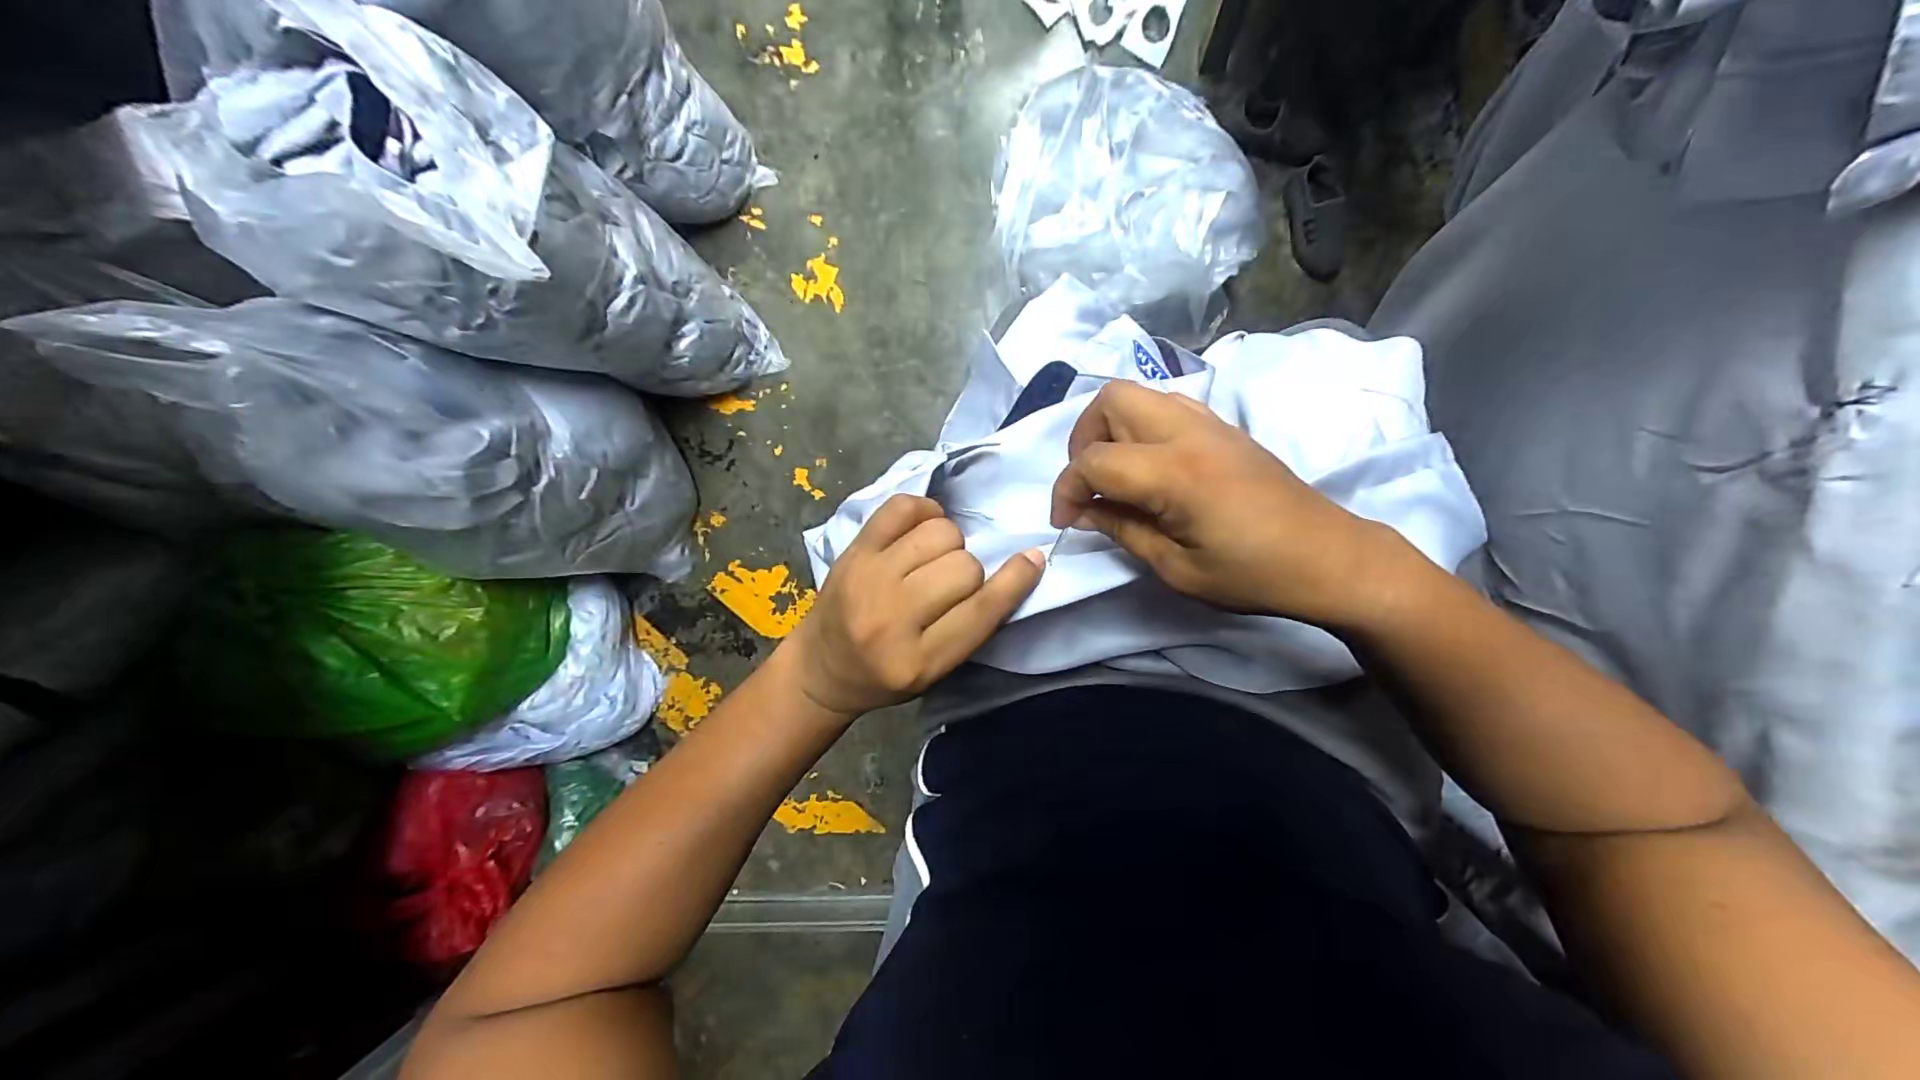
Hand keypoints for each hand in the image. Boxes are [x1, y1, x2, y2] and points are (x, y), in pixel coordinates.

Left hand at [784, 495, 1043, 717]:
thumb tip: (1020, 566)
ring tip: (934, 557)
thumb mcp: (933, 672)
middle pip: (964, 567)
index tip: (1032, 559)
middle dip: (970, 571)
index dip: (1015, 581)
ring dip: (949, 541)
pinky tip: (920, 529)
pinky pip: (903, 507)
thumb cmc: (883, 677)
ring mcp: (868, 580)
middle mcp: (891, 619)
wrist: (820, 669)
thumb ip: (971, 627)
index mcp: (917, 662)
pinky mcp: (853, 552)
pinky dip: (923, 510)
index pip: (981, 610)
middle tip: (951, 583)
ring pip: (941, 532)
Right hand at [1048, 381, 1419, 628]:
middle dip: (1083, 439)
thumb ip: (1123, 530)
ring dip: (1112, 427)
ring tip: (1116, 473)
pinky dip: (1142, 425)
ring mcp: (1210, 423)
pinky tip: (1150, 466)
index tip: (1066, 521)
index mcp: (1175, 473)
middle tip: (1090, 484)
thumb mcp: (1176, 568)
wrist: (1329, 558)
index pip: (1094, 460)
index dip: (1066, 490)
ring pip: (1139, 394)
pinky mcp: (1224, 427)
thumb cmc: (1253, 575)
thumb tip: (1085, 511)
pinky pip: (1168, 404)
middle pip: (1110, 400)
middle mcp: (1188, 432)